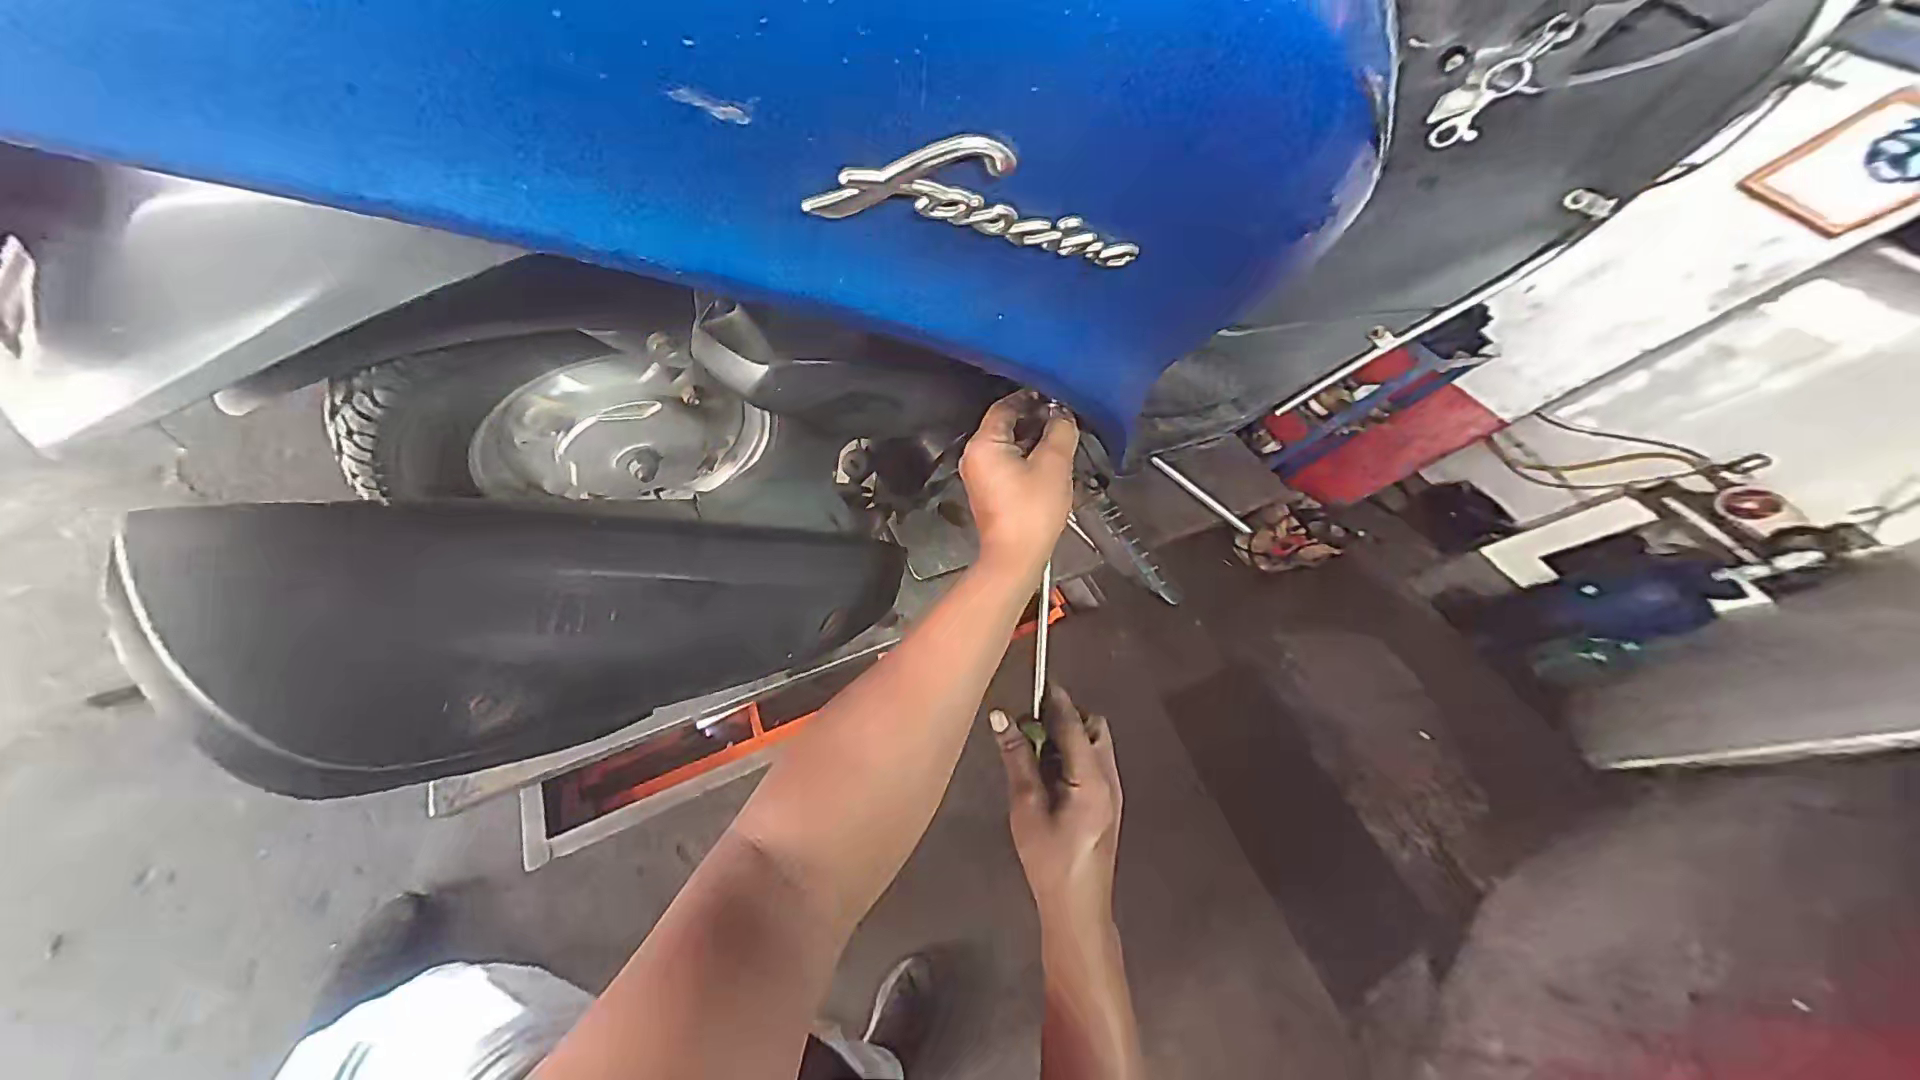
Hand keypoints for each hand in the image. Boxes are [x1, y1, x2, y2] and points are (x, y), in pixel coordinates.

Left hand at [960, 391, 1077, 576]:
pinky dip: (1025, 458)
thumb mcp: (1054, 464)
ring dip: (1032, 440)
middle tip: (1062, 419)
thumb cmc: (1031, 513)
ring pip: (1007, 445)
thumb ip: (1060, 431)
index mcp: (983, 445)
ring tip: (1060, 440)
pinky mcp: (988, 491)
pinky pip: (1006, 464)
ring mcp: (979, 476)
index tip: (1054, 398)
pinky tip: (1048, 463)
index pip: (1005, 407)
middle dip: (1034, 420)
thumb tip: (1063, 415)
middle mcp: (974, 457)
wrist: (1015, 556)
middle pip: (1004, 425)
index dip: (1031, 399)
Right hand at [990, 684, 1121, 923]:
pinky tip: (1049, 772)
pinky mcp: (1109, 800)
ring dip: (1069, 735)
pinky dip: (1073, 753)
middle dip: (1065, 717)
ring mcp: (1114, 789)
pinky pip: (1094, 760)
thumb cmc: (1049, 860)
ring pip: (1095, 742)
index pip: (1073, 723)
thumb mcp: (1026, 807)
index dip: (1054, 699)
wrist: (1078, 907)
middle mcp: (1110, 777)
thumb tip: (1002, 718)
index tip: (1035, 681)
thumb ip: (1016, 758)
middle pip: (1093, 726)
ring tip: (1036, 750)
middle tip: (1032, 726)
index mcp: (1092, 778)